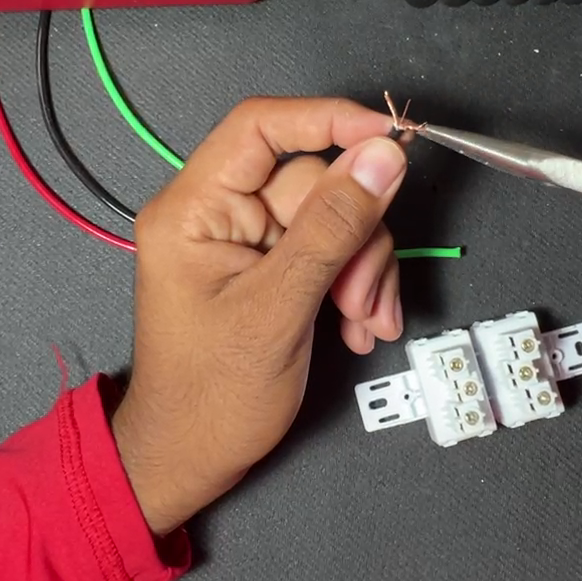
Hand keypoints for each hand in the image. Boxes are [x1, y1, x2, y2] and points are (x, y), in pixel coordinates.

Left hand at [114, 97, 408, 533]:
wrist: (192, 460)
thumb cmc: (215, 395)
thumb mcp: (278, 309)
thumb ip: (332, 228)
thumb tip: (384, 154)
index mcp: (195, 208)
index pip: (260, 127)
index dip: (326, 119)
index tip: (389, 137)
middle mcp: (221, 213)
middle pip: (312, 183)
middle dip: (355, 237)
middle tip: (364, 300)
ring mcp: (250, 241)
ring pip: (333, 217)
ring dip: (364, 269)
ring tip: (364, 323)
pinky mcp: (275, 267)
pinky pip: (332, 250)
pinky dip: (356, 284)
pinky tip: (358, 327)